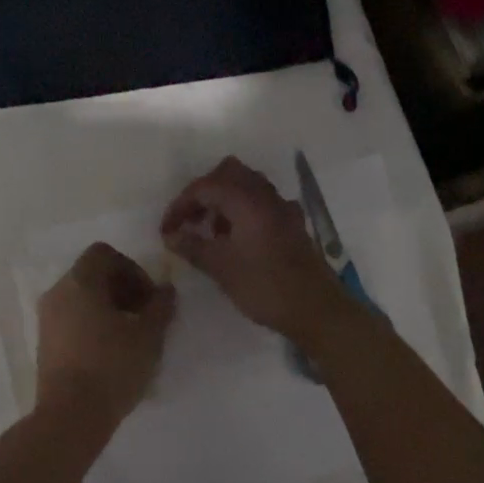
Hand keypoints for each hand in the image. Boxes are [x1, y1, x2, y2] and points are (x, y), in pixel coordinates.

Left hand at [35, 243, 176, 424]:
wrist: (70, 416)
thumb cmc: (112, 366)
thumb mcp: (148, 336)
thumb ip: (160, 306)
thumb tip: (166, 290)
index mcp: (79, 281)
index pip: (104, 254)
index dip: (132, 269)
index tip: (149, 298)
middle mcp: (57, 292)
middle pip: (91, 275)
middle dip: (122, 289)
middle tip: (145, 317)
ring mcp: (46, 319)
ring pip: (81, 299)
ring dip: (108, 309)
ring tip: (131, 337)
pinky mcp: (44, 343)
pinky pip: (71, 320)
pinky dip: (92, 325)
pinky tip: (111, 353)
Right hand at [160, 156, 351, 337]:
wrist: (316, 309)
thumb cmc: (264, 286)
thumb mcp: (220, 267)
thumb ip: (192, 246)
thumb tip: (171, 236)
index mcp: (246, 201)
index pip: (205, 187)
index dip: (181, 205)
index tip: (167, 229)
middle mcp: (266, 196)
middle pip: (229, 173)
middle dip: (204, 192)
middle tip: (190, 220)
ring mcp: (283, 208)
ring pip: (248, 186)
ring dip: (224, 200)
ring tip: (210, 231)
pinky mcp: (293, 224)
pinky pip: (263, 203)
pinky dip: (244, 211)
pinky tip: (237, 239)